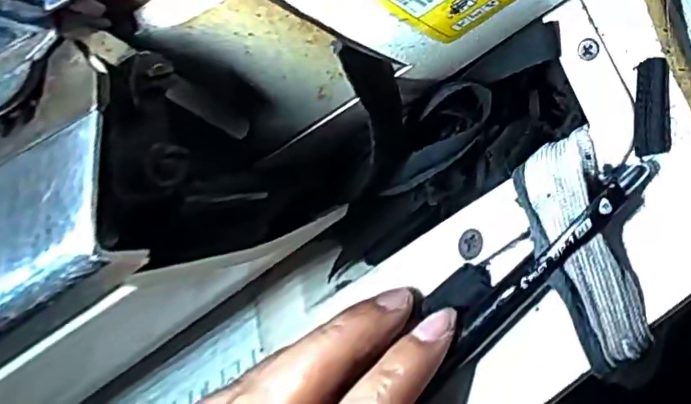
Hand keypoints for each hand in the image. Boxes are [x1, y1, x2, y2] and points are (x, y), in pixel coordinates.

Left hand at [208, 289, 456, 403]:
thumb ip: (376, 402)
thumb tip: (416, 386)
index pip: (377, 393)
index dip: (416, 354)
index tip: (443, 324)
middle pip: (324, 353)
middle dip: (371, 319)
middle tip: (410, 297)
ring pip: (281, 354)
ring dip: (330, 333)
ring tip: (366, 315)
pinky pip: (247, 376)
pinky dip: (284, 357)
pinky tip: (301, 351)